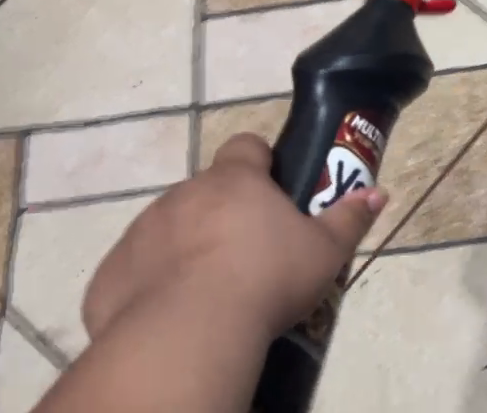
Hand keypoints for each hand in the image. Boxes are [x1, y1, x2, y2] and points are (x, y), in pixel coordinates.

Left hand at [81, 133, 386, 342]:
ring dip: (186, 244)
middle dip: (223, 211)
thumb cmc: (265, 280)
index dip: (259, 161)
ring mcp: (140, 235)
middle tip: (250, 247)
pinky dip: (151, 283)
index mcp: (234, 181)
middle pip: (206, 191)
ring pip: (167, 228)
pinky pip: (135, 269)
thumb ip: (350, 218)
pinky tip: (173, 311)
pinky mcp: (108, 277)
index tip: (273, 186)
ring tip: (211, 285)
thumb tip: (378, 193)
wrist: (184, 340)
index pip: (244, 146)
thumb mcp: (325, 251)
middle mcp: (182, 196)